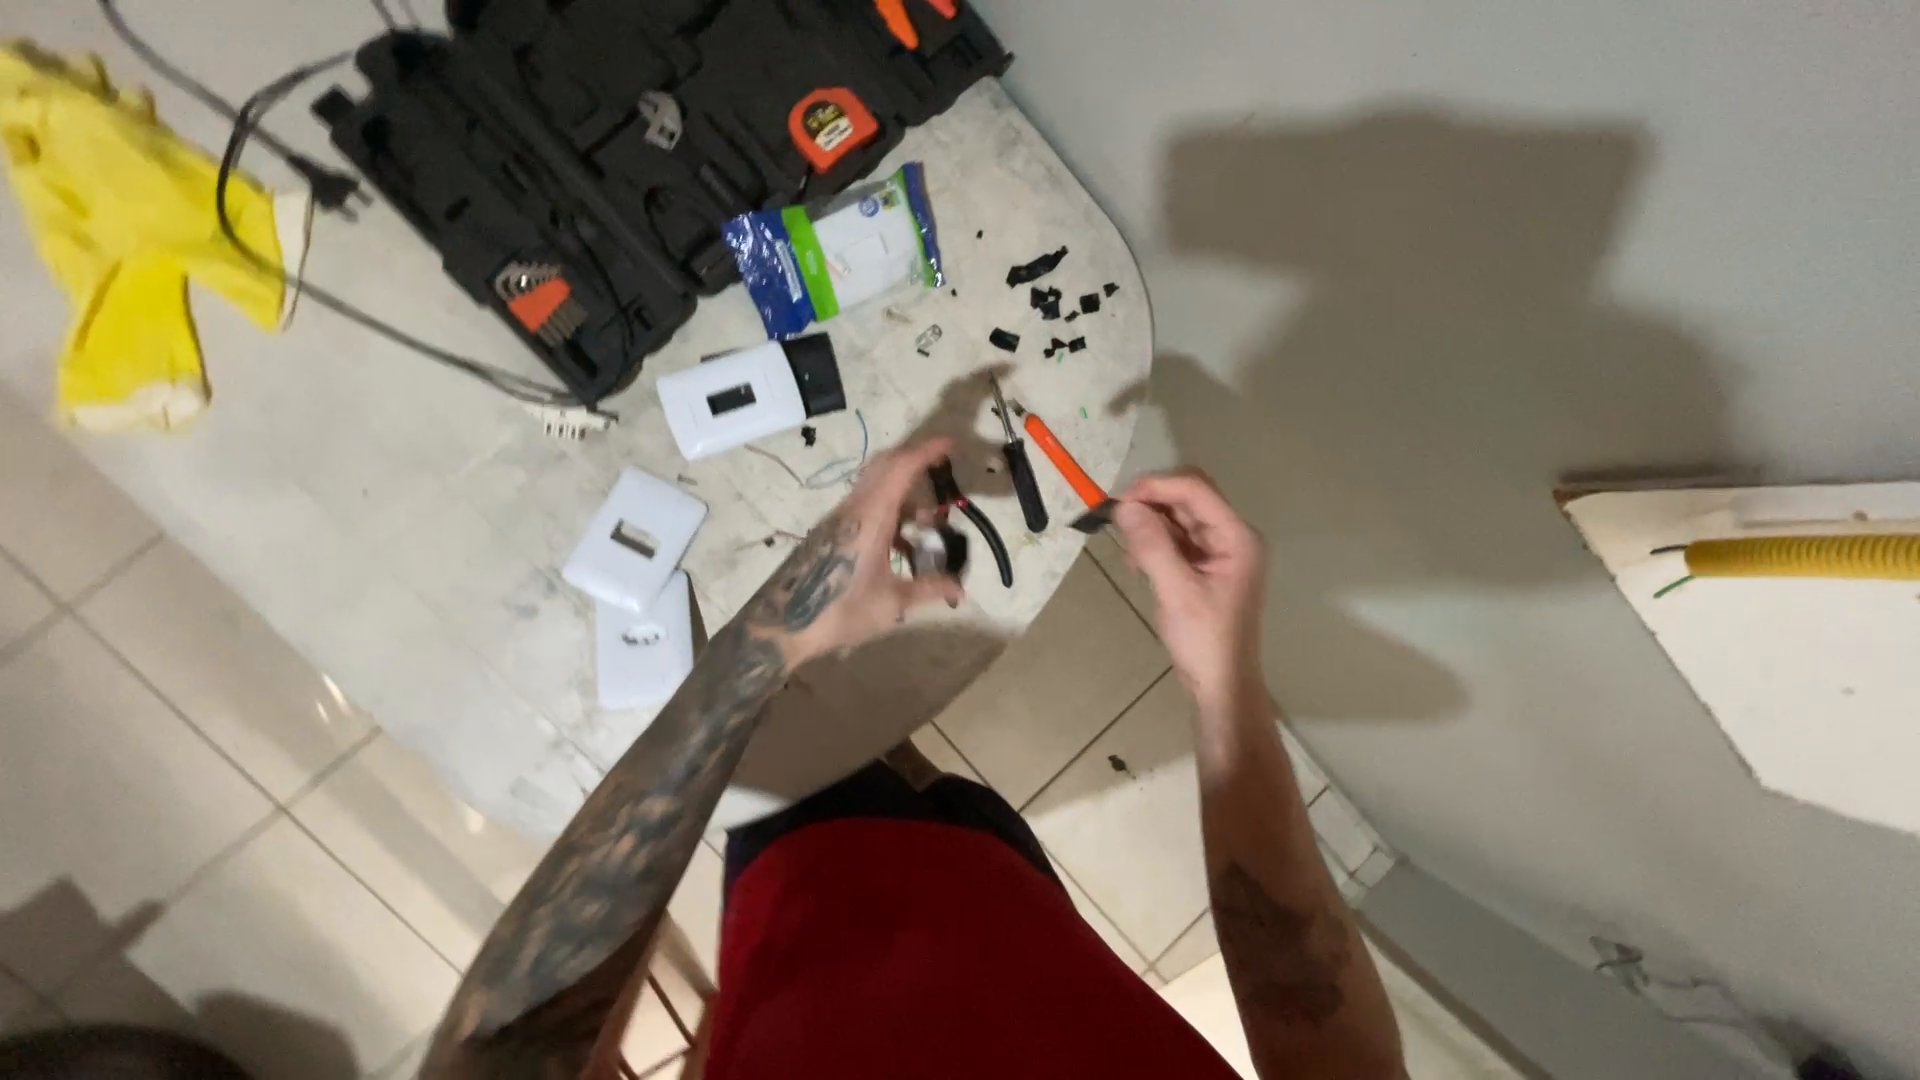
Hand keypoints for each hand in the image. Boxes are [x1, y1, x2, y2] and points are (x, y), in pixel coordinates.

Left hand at [753, 437, 964, 663]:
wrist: (783, 625)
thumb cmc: (840, 611)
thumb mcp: (892, 603)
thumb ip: (930, 589)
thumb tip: (961, 589)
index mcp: (870, 518)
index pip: (900, 469)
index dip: (926, 452)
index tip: (949, 444)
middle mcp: (853, 509)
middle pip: (884, 467)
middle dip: (914, 462)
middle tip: (941, 471)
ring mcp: (838, 519)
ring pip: (873, 486)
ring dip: (902, 491)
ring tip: (928, 520)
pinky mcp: (830, 531)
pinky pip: (864, 505)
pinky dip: (888, 509)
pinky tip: (901, 543)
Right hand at [1113, 469, 1265, 707]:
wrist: (1221, 684)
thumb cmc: (1204, 640)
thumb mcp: (1176, 591)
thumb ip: (1151, 545)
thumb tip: (1123, 507)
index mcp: (1237, 537)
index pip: (1195, 490)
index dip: (1156, 486)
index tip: (1119, 500)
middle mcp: (1231, 536)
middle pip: (1188, 497)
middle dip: (1151, 502)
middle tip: (1117, 519)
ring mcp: (1219, 551)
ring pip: (1178, 517)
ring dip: (1150, 524)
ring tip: (1129, 551)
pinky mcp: (1204, 566)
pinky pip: (1176, 539)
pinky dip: (1154, 543)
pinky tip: (1137, 563)